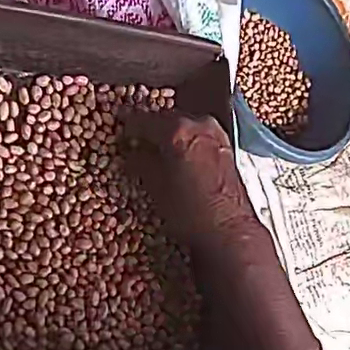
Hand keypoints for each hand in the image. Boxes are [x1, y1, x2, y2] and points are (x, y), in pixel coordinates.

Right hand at [121, 110, 264, 257]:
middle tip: (135, 142)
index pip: (144, 120)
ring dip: (170, 136)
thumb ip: (140, 162)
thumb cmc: (191, 212)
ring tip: (156, 152)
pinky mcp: (227, 148)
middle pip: (167, 119)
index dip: (128, 126)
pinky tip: (178, 158)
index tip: (120, 130)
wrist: (230, 230)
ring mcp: (217, 135)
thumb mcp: (155, 187)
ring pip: (185, 127)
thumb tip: (132, 153)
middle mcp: (200, 126)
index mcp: (178, 131)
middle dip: (150, 130)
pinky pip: (199, 137)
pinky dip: (186, 143)